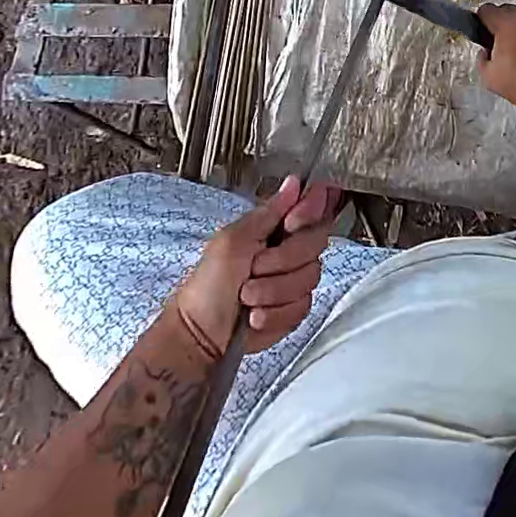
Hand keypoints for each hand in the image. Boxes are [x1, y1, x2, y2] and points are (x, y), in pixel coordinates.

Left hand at [171, 176, 336, 356]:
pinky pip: (302, 306)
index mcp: (277, 228)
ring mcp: (295, 280)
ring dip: (272, 291)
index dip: (309, 214)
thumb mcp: (234, 240)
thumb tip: (294, 182)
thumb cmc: (208, 284)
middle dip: (281, 261)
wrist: (200, 335)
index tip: (289, 226)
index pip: (314, 208)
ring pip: (309, 278)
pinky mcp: (296, 309)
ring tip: (247, 297)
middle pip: (316, 244)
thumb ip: (270, 211)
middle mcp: (291, 250)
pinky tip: (255, 316)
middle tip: (252, 269)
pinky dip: (274, 314)